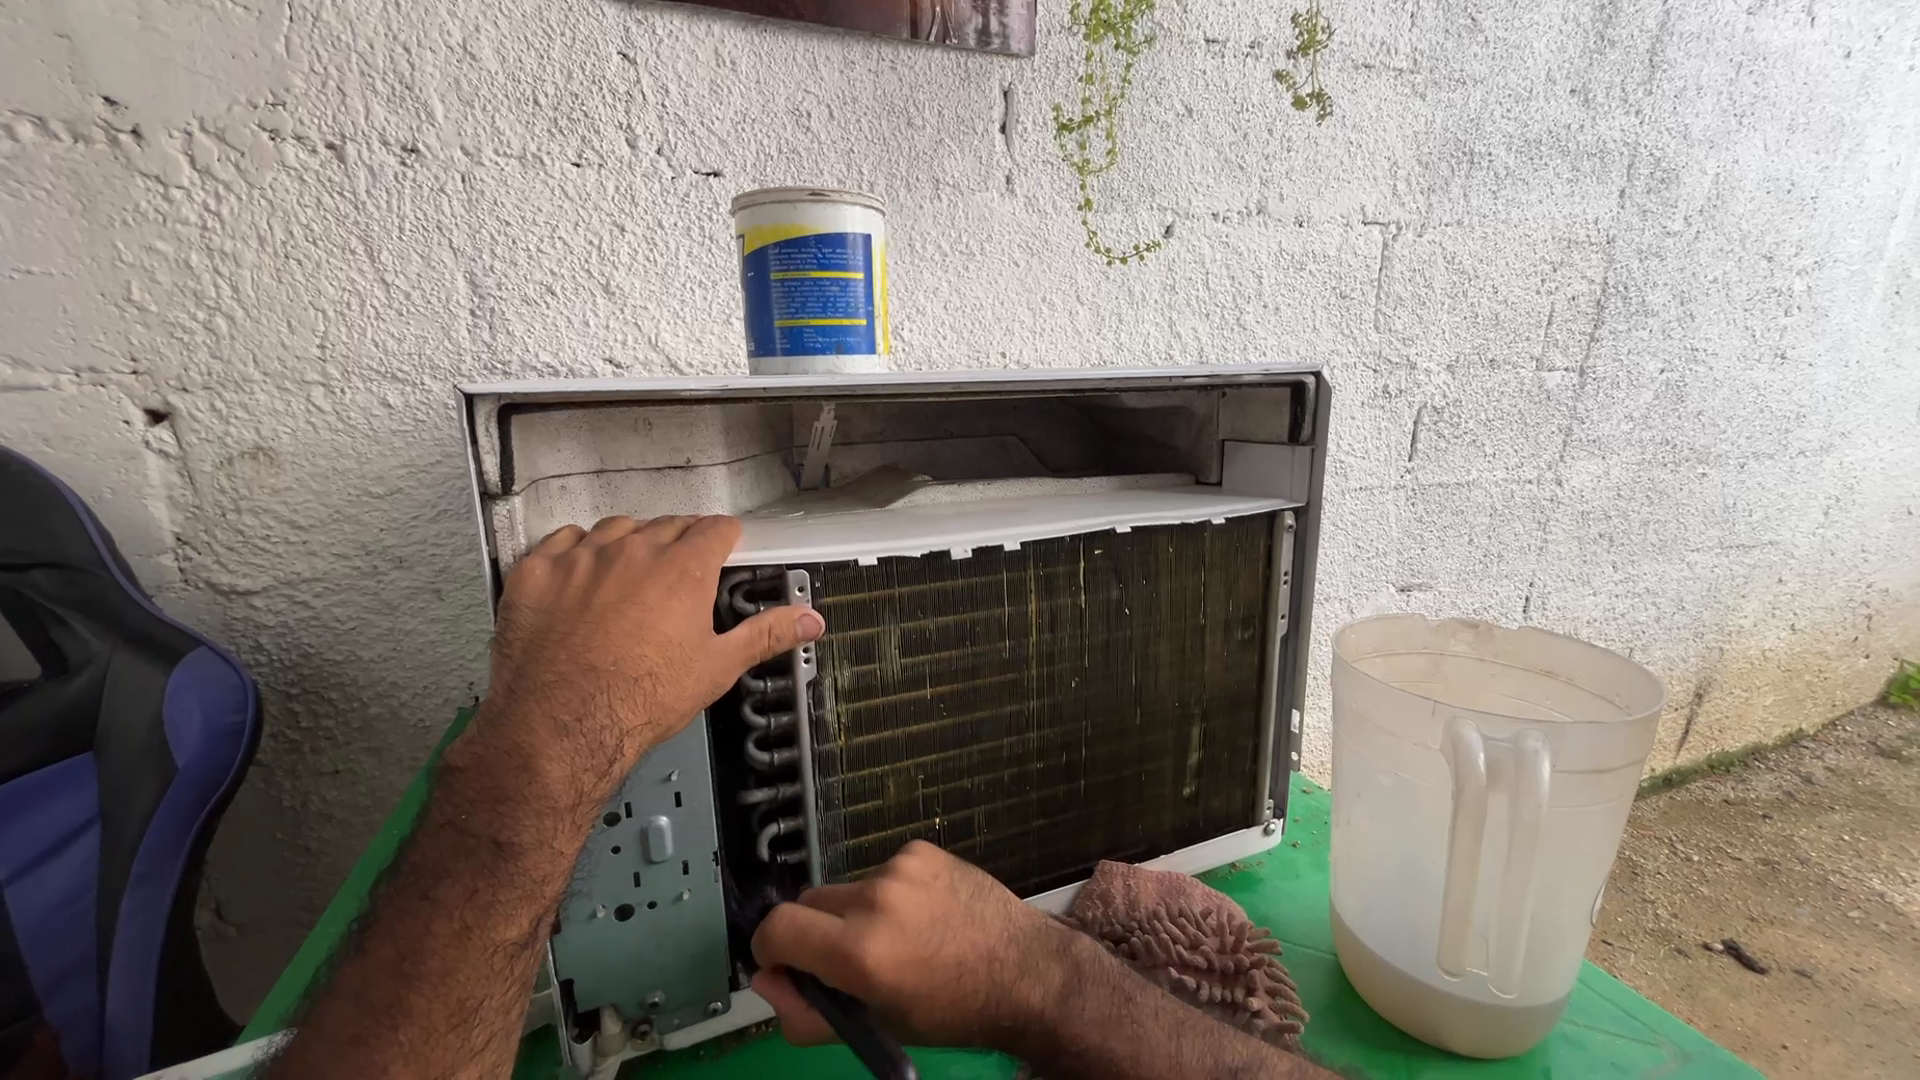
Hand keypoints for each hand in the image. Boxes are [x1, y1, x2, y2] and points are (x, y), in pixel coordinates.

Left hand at [472, 515, 822, 790]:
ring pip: (617, 527)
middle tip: (683, 569)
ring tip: (634, 570)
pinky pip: (562, 540)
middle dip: (682, 540)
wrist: (561, 725)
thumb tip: (808, 622)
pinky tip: (582, 572)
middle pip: (669, 524)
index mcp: (684, 570)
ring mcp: (583, 558)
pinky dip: (576, 550)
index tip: (725, 547)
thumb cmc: (637, 699)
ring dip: (632, 541)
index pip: (716, 529)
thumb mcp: (718, 667)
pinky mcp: (539, 572)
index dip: (726, 538)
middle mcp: (635, 552)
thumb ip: (767, 634)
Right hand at [750, 841, 1083, 1049]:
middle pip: (809, 903)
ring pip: (848, 888)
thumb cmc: (950, 1010)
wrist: (1023, 969)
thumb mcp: (876, 1027)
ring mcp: (900, 868)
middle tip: (853, 959)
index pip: (777, 927)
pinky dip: (890, 892)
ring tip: (901, 936)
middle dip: (817, 932)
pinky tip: (923, 912)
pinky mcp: (920, 849)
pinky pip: (883, 870)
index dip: (771, 948)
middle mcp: (875, 899)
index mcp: (859, 951)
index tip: (786, 963)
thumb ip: (808, 1012)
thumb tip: (768, 981)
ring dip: (857, 912)